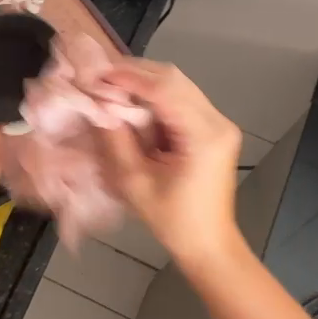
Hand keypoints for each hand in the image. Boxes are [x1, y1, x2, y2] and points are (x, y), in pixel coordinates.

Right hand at [97, 59, 243, 265]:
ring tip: (112, 87)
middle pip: (174, 79)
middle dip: (136, 74)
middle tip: (101, 76)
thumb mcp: (136, 183)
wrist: (209, 244)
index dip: (130, 77)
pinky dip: (155, 97)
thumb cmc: (174, 221)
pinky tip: (133, 103)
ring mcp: (219, 123)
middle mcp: (217, 121)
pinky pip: (182, 100)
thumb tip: (99, 107)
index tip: (98, 74)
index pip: (165, 89)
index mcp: (204, 135)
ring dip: (145, 83)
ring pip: (178, 85)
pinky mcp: (214, 129)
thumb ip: (117, 140)